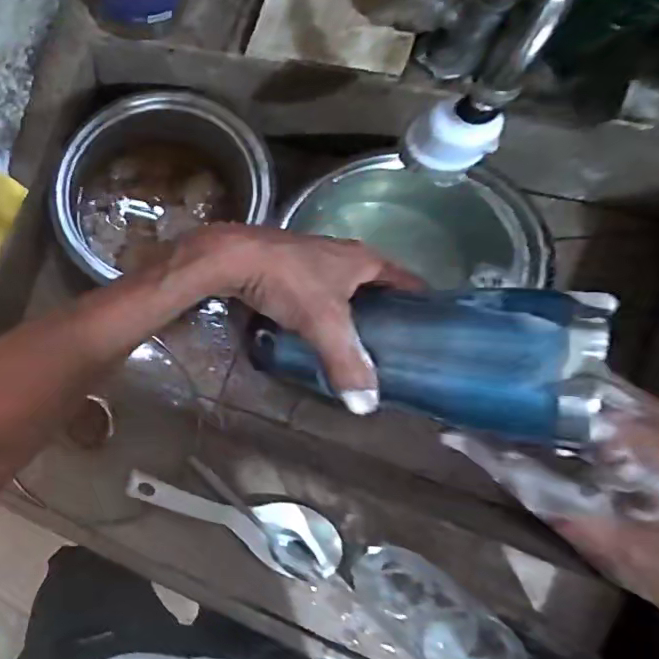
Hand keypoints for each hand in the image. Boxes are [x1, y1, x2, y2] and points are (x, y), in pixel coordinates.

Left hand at [178, 224, 425, 413]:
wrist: (228, 256)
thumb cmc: (286, 282)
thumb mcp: (324, 324)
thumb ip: (347, 363)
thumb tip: (366, 406)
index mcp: (363, 259)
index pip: (407, 282)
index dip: (421, 306)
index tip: (430, 334)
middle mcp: (338, 252)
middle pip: (371, 286)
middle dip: (379, 314)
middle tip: (388, 348)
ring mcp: (306, 257)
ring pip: (335, 289)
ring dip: (341, 312)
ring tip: (348, 345)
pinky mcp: (277, 264)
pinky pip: (304, 291)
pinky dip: (309, 310)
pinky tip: (305, 331)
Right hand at [444, 375, 658, 630]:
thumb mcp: (579, 524)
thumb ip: (518, 473)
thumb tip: (454, 435)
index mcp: (658, 450)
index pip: (569, 396)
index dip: (517, 389)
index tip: (472, 387)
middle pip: (585, 383)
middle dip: (532, 385)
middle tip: (480, 389)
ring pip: (601, 387)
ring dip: (553, 393)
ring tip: (504, 399)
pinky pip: (620, 401)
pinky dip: (579, 405)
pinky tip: (549, 417)